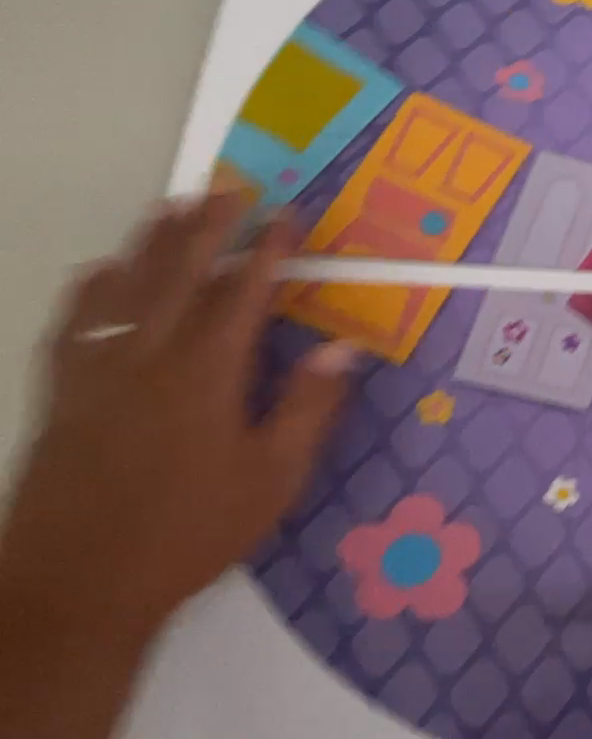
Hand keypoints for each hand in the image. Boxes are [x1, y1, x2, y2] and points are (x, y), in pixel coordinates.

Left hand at [0, 193, 357, 646]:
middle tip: (228, 186)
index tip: (288, 215)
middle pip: (177, 278)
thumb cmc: (192, 531)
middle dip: (207, 228)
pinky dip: (88, 291)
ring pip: (121, 292)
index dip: (268, 251)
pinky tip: (100, 272)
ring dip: (149, 245)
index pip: (243, 295)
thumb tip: (344, 347)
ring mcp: (94, 378)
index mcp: (204, 377)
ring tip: (170, 206)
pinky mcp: (60, 399)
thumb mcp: (274, 476)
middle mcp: (145, 363)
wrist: (70, 591)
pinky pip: (72, 327)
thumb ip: (308, 406)